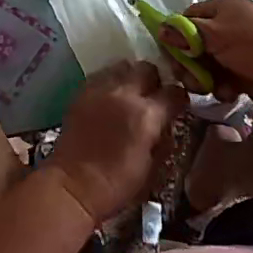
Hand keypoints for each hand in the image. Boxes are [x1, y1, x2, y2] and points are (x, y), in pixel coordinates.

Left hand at [46, 61, 186, 223]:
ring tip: (129, 94)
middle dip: (154, 80)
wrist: (73, 185)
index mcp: (147, 115)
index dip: (180, 98)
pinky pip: (100, 76)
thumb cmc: (118, 184)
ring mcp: (100, 89)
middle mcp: (125, 93)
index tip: (179, 105)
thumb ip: (163, 139)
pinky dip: (109, 82)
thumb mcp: (153, 167)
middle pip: (146, 68)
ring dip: (130, 78)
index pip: (174, 92)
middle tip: (152, 96)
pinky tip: (109, 98)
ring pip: (122, 66)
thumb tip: (167, 124)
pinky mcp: (81, 92)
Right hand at [164, 0, 252, 108]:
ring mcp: (245, 49)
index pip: (190, 15)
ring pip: (210, 62)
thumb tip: (161, 29)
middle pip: (198, 42)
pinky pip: (227, 77)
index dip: (177, 32)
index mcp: (226, 7)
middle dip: (190, 61)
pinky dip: (223, 85)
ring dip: (205, 77)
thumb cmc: (251, 45)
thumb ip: (184, 32)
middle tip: (188, 77)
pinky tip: (228, 93)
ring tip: (210, 88)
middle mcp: (234, 24)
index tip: (171, 51)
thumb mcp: (213, 33)